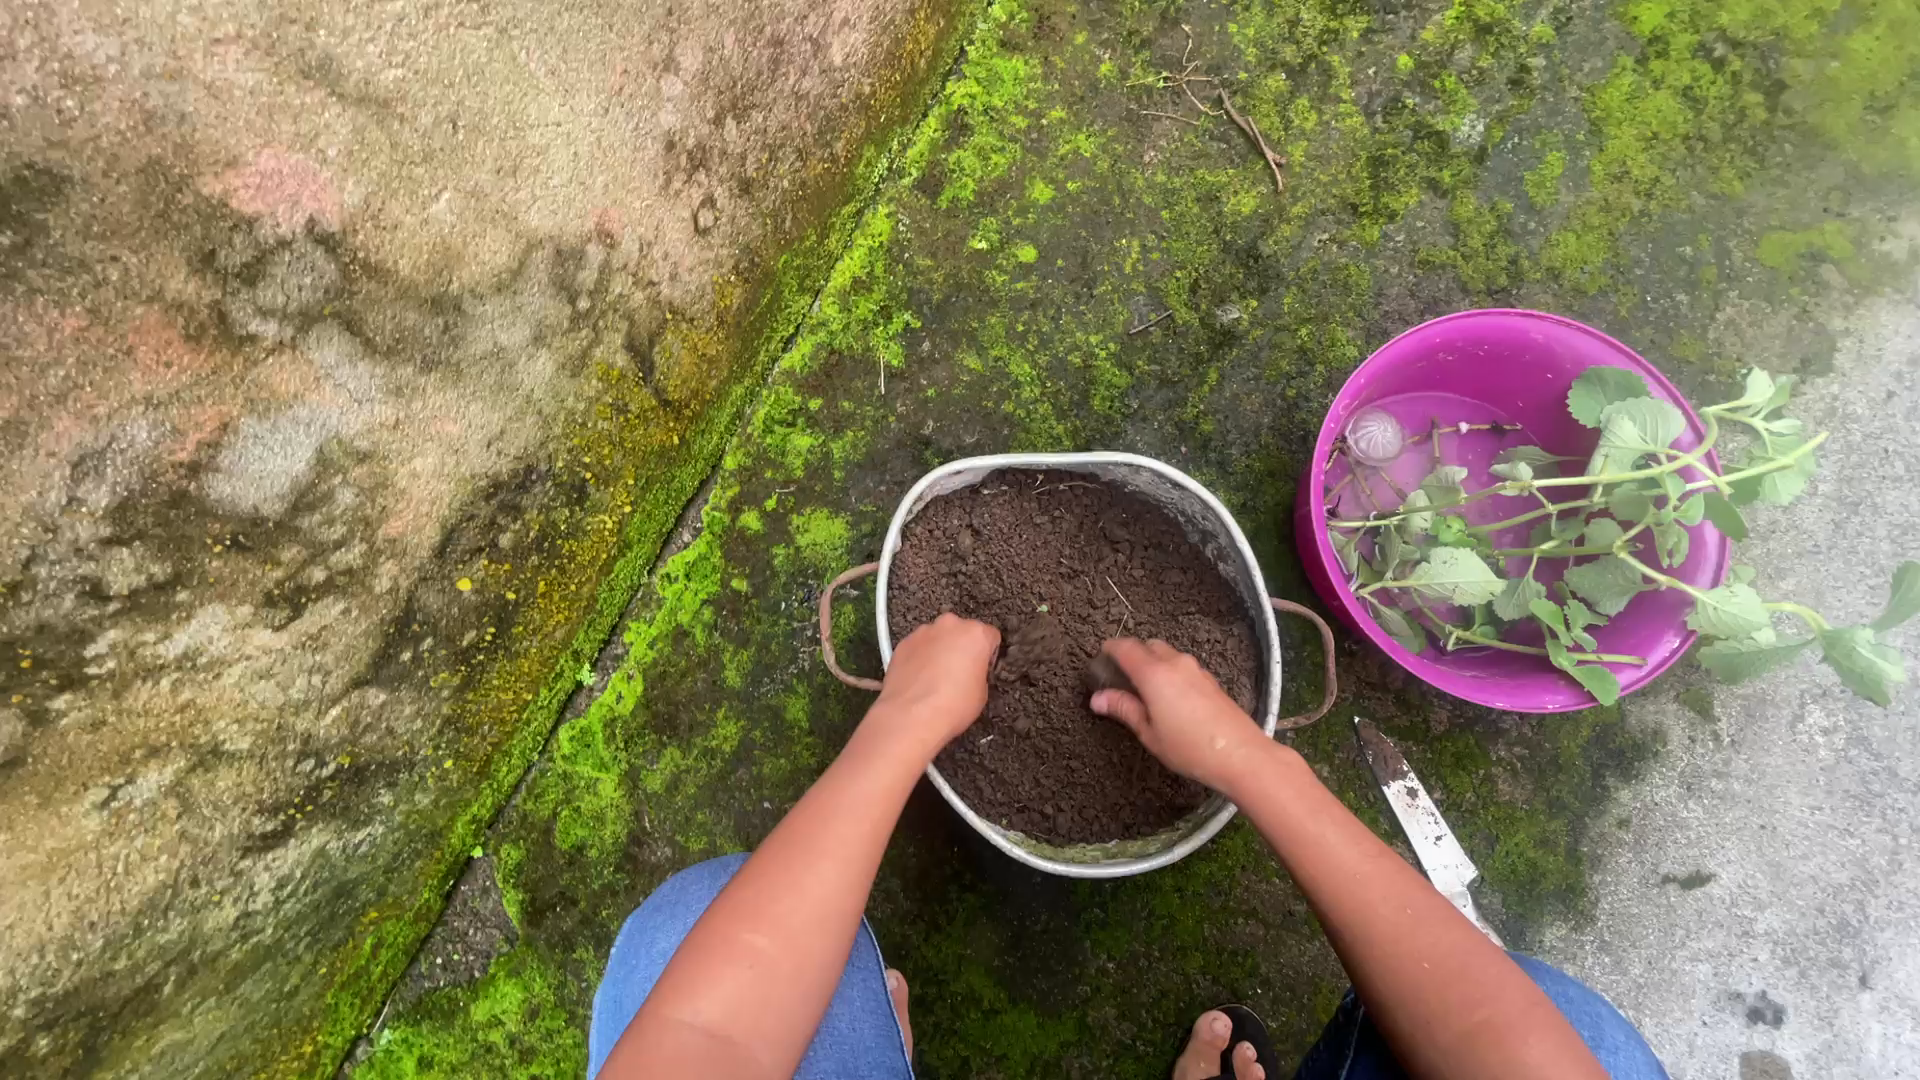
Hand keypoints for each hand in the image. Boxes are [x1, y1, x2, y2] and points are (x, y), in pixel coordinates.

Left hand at [865, 613, 1000, 758]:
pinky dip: (920, 658)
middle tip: (960, 674)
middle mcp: (950, 626)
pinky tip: (922, 679)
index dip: (988, 654)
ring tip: (938, 679)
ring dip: (940, 652)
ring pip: (938, 637)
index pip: (990, 635)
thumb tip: (972, 673)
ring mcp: (924, 633)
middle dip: (961, 649)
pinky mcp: (904, 643)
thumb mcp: (982, 693)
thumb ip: (980, 672)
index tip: (983, 666)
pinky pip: (918, 646)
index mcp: (975, 634)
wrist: (912, 716)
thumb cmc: (949, 705)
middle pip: (962, 632)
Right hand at [1089, 638, 1273, 794]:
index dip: (1110, 648)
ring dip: (1152, 663)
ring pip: (1167, 655)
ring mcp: (1196, 670)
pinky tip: (1169, 697)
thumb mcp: (1149, 733)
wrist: (1242, 755)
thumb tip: (1098, 698)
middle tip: (1121, 675)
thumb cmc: (1190, 748)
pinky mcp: (1210, 681)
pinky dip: (1170, 673)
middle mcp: (1175, 664)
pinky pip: (1182, 667)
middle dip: (1132, 654)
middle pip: (1148, 645)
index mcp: (1154, 673)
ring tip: (1144, 689)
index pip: (1126, 648)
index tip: (1101, 656)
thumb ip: (1124, 709)